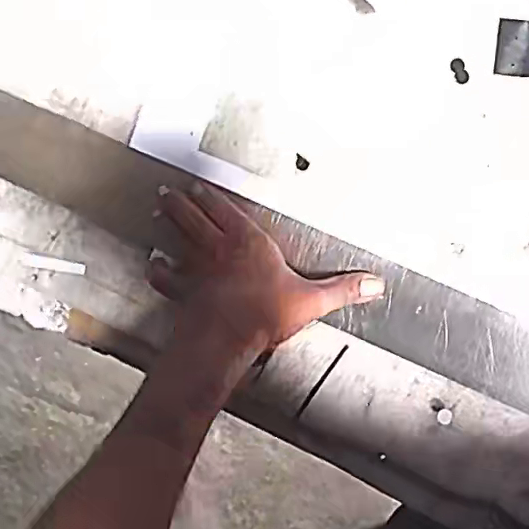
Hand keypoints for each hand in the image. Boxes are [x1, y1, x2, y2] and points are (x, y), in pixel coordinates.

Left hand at [147, 184, 384, 356]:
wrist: (225, 341)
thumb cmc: (264, 315)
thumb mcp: (313, 300)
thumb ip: (343, 289)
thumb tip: (374, 284)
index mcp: (250, 243)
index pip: (226, 212)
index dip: (211, 198)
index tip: (200, 188)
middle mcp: (219, 250)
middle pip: (194, 218)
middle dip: (182, 203)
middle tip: (169, 191)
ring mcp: (197, 270)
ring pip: (177, 238)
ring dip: (167, 224)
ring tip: (159, 212)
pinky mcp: (183, 292)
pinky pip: (166, 275)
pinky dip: (158, 268)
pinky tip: (154, 264)